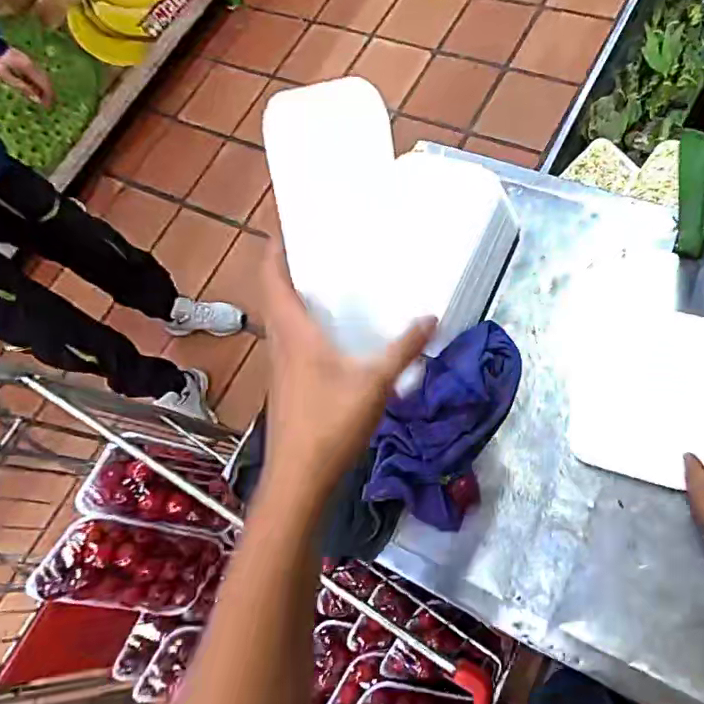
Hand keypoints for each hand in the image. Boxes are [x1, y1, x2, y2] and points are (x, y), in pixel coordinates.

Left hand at [0, 46, 53, 106]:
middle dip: (48, 93)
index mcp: (29, 68)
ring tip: (41, 98)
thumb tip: (37, 99)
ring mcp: (29, 61)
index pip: (44, 84)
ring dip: (43, 88)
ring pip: (42, 77)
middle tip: (47, 104)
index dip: (48, 96)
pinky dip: (38, 83)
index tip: (47, 106)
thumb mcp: (6, 76)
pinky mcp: (25, 61)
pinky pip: (37, 74)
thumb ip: (22, 87)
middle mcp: (32, 64)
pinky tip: (34, 88)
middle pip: (46, 81)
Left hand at [254, 243, 434, 499]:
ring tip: (329, 288)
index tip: (284, 226)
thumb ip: (404, 349)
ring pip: (283, 322)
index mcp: (294, 332)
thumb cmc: (332, 421)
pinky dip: (306, 328)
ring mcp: (282, 368)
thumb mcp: (377, 382)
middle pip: (275, 296)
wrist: (301, 477)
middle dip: (289, 270)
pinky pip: (293, 344)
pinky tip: (335, 339)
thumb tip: (431, 318)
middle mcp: (281, 344)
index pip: (272, 278)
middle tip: (319, 252)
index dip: (273, 250)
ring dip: (296, 300)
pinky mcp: (289, 388)